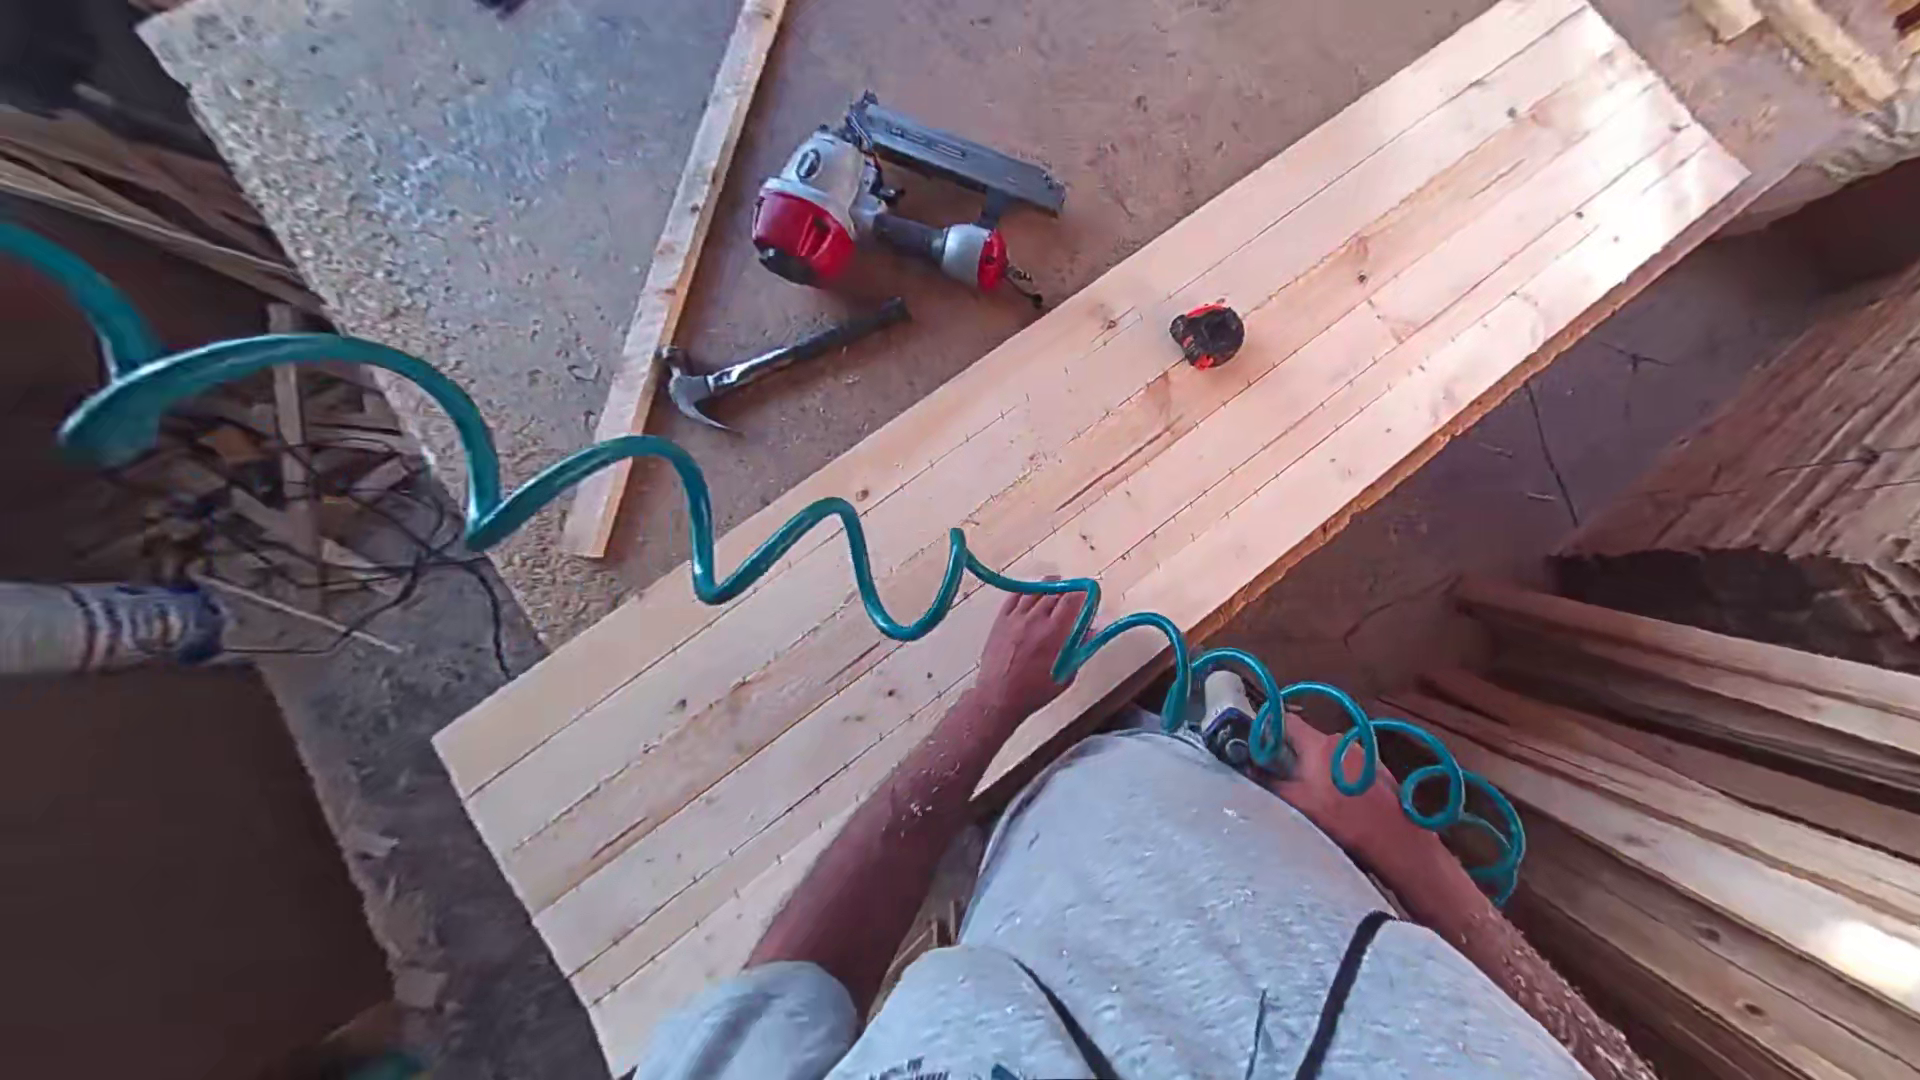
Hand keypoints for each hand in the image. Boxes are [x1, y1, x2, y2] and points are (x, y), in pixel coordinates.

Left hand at [971, 586, 1086, 726]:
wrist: (999, 696)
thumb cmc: (1035, 691)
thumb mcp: (1066, 674)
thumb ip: (1079, 649)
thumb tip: (1090, 631)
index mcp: (1054, 632)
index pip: (1072, 600)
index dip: (1083, 593)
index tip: (1089, 593)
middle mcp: (1035, 619)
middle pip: (1055, 593)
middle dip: (1067, 590)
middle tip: (1074, 591)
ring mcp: (1016, 618)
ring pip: (1034, 591)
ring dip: (1048, 586)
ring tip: (1055, 583)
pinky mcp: (1001, 620)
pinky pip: (1013, 597)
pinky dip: (1025, 591)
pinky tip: (1030, 591)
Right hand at [1262, 715, 1445, 875]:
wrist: (1401, 845)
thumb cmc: (1345, 821)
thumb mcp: (1297, 804)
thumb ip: (1269, 782)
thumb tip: (1248, 768)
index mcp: (1318, 743)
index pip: (1284, 719)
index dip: (1268, 731)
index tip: (1260, 751)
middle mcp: (1341, 740)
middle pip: (1305, 738)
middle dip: (1291, 754)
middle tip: (1283, 778)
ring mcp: (1364, 754)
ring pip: (1327, 753)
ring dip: (1315, 766)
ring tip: (1314, 794)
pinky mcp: (1379, 769)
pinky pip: (1346, 764)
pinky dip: (1337, 776)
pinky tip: (1341, 801)